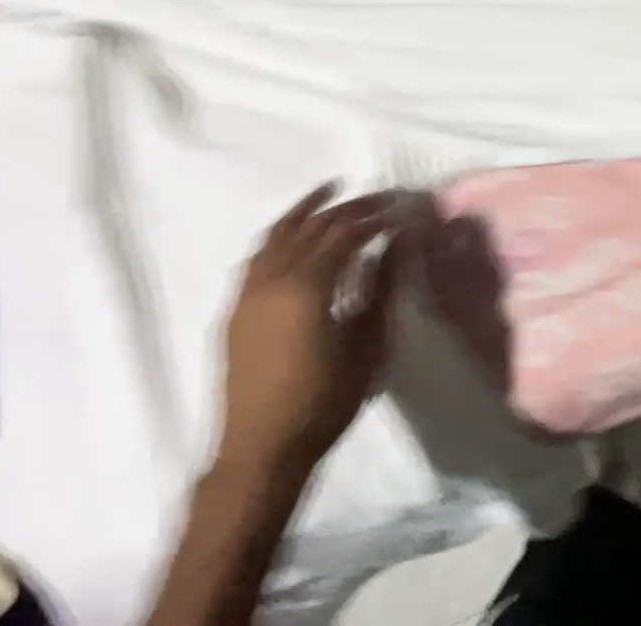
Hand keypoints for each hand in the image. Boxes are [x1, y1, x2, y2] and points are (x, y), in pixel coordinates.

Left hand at [217, 183, 402, 474]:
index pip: (346, 232)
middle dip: (350, 207)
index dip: (378, 215)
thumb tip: (398, 242)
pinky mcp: (235, 310)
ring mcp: (246, 294)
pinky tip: (296, 237)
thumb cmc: (325, 399)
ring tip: (332, 191)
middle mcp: (271, 279)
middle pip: (313, 226)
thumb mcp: (368, 342)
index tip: (405, 207)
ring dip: (307, 210)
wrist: (262, 449)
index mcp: (306, 286)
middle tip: (382, 197)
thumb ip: (382, 286)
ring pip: (277, 235)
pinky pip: (258, 256)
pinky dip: (281, 234)